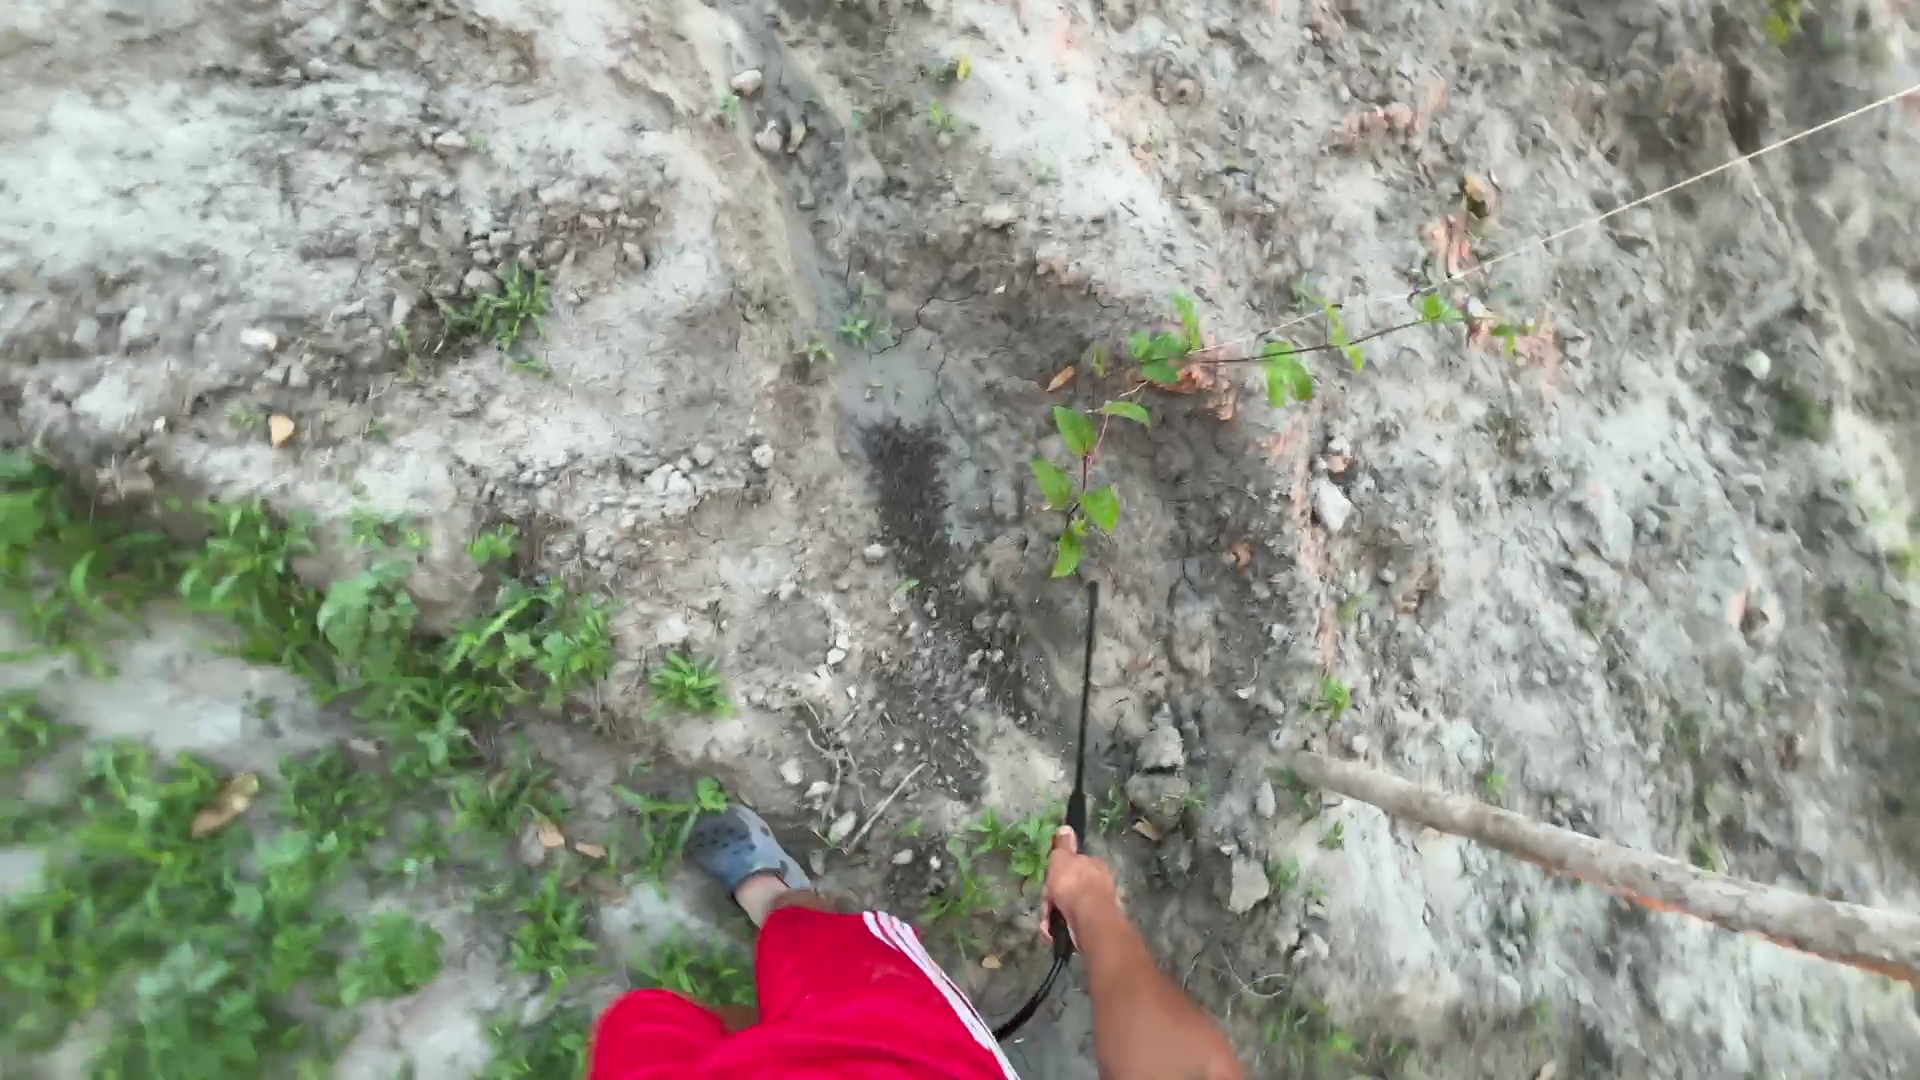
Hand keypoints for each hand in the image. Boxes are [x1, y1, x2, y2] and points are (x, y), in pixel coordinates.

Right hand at [1040, 826, 1117, 945]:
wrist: (1088, 918)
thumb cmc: (1072, 883)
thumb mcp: (1062, 858)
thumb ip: (1062, 845)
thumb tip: (1066, 828)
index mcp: (1094, 865)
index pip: (1074, 866)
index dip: (1059, 874)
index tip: (1050, 882)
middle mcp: (1099, 884)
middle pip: (1069, 889)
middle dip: (1054, 899)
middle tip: (1047, 905)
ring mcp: (1097, 907)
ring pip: (1068, 909)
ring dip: (1053, 916)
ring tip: (1047, 925)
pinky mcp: (1093, 927)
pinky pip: (1071, 925)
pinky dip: (1059, 929)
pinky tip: (1052, 933)